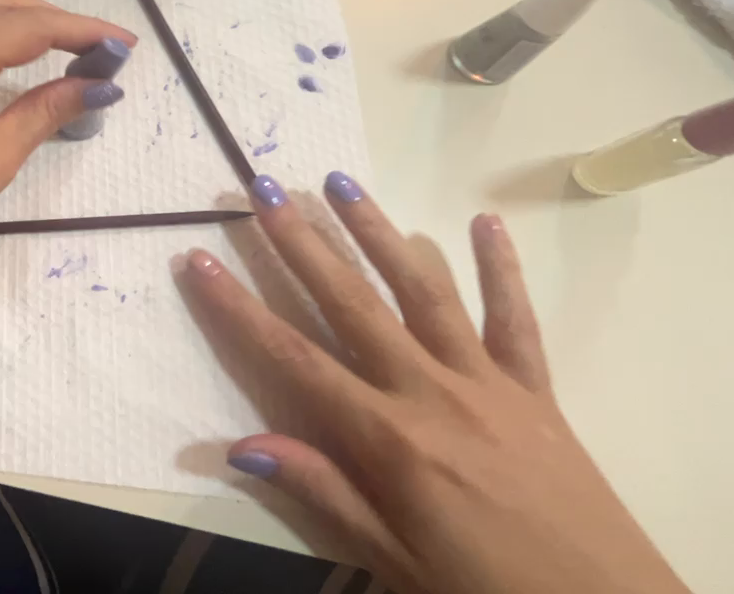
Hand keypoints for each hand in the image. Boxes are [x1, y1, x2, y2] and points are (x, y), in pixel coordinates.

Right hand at [180, 173, 689, 593]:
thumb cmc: (484, 589)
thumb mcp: (392, 558)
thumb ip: (320, 490)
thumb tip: (236, 446)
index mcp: (387, 437)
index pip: (292, 356)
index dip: (237, 306)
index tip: (198, 259)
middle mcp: (429, 392)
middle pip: (349, 302)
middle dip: (300, 241)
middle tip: (265, 188)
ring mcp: (486, 383)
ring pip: (422, 292)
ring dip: (377, 231)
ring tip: (341, 181)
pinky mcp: (535, 391)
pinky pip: (515, 321)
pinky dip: (500, 269)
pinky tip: (482, 221)